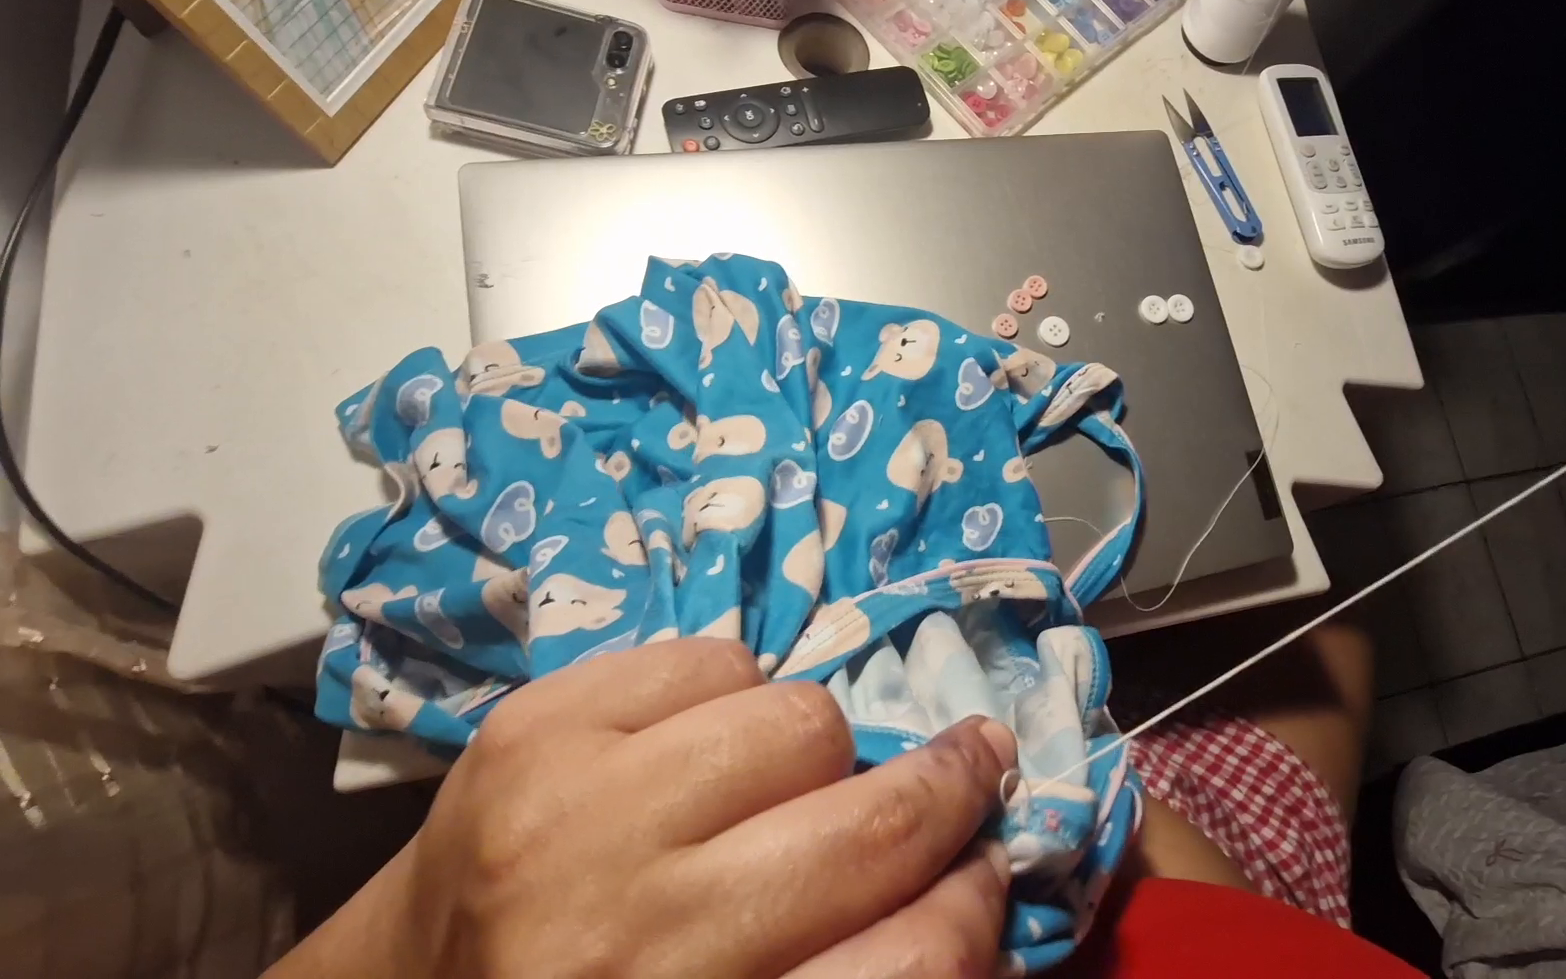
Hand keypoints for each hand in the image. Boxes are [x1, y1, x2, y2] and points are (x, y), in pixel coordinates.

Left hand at [269, 639, 1015, 978]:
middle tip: (970, 763)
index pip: (907, 970)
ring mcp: (573, 819)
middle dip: (946, 787)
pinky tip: (696, 740)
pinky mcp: (534, 728)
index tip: (990, 867)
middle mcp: (631, 947)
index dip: (974, 908)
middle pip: (866, 828)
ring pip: (802, 720)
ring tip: (781, 777)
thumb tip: (968, 869)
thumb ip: (850, 962)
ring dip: (819, 747)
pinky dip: (733, 691)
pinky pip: (717, 657)